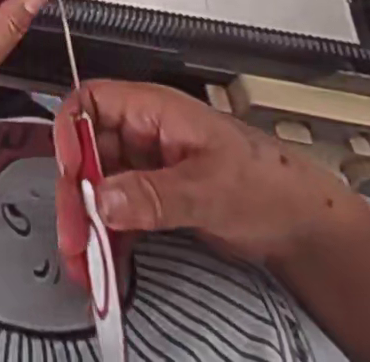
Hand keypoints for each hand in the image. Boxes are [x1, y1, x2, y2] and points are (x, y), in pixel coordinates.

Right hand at [53, 80, 369, 281]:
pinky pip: (116, 214)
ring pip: (98, 187)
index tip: (68, 170)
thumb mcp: (210, 186)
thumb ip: (155, 193)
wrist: (301, 223)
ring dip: (87, 224)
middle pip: (88, 151)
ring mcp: (147, 167)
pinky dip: (107, 240)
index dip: (71, 129)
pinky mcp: (153, 198)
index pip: (92, 101)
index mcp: (155, 110)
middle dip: (76, 194)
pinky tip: (106, 267)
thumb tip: (103, 198)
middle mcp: (144, 133)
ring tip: (86, 265)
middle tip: (75, 236)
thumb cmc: (268, 181)